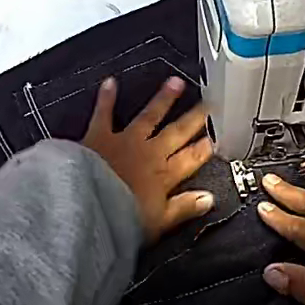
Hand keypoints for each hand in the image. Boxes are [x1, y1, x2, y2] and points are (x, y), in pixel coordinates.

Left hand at [81, 75, 214, 243]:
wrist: (88, 203)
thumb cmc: (121, 218)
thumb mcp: (159, 221)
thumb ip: (184, 207)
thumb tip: (208, 200)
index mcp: (165, 175)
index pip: (192, 158)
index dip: (206, 147)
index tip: (217, 136)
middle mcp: (149, 152)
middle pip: (177, 132)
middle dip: (194, 117)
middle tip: (208, 103)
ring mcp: (125, 141)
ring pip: (149, 116)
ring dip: (163, 99)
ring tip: (176, 83)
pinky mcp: (99, 136)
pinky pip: (104, 113)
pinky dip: (107, 97)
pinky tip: (111, 82)